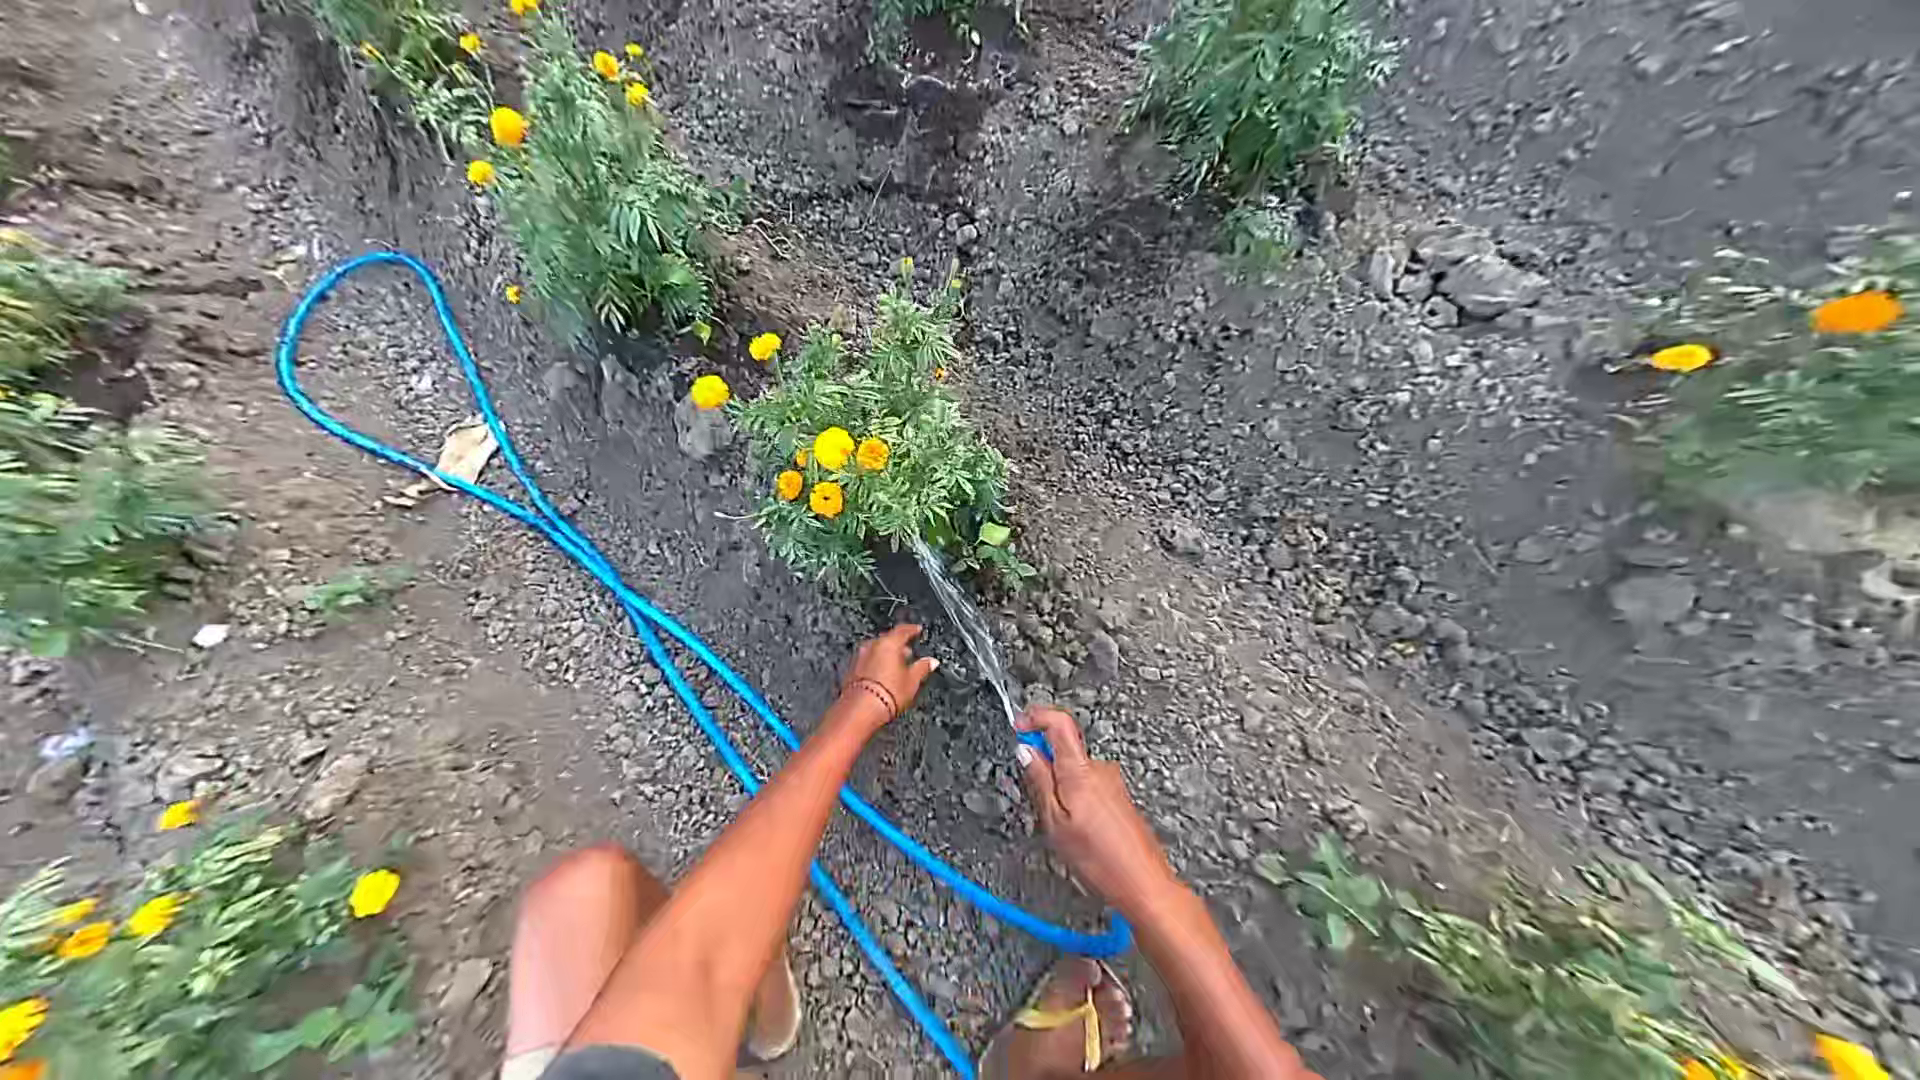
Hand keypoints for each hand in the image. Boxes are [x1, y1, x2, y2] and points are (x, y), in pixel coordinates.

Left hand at [839, 623, 939, 730]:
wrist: (860, 711)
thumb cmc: (886, 694)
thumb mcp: (912, 680)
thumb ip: (922, 667)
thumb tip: (931, 662)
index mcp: (889, 643)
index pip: (903, 630)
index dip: (912, 629)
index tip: (917, 630)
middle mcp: (872, 646)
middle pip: (888, 639)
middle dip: (899, 644)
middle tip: (909, 651)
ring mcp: (859, 657)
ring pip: (877, 650)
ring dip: (887, 655)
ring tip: (896, 666)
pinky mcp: (852, 670)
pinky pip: (868, 661)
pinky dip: (877, 664)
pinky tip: (882, 675)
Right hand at [1016, 707, 1180, 917]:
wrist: (1143, 884)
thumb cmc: (1102, 860)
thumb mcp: (1055, 822)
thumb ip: (1039, 780)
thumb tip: (1026, 752)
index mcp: (1080, 770)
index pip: (1059, 721)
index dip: (1035, 716)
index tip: (1020, 724)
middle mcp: (1099, 769)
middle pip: (1064, 746)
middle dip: (1044, 762)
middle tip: (1037, 794)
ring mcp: (1112, 782)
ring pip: (1075, 769)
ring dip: (1060, 785)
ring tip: (1062, 823)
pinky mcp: (1118, 797)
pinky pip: (1088, 784)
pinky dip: (1075, 796)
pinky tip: (1078, 828)